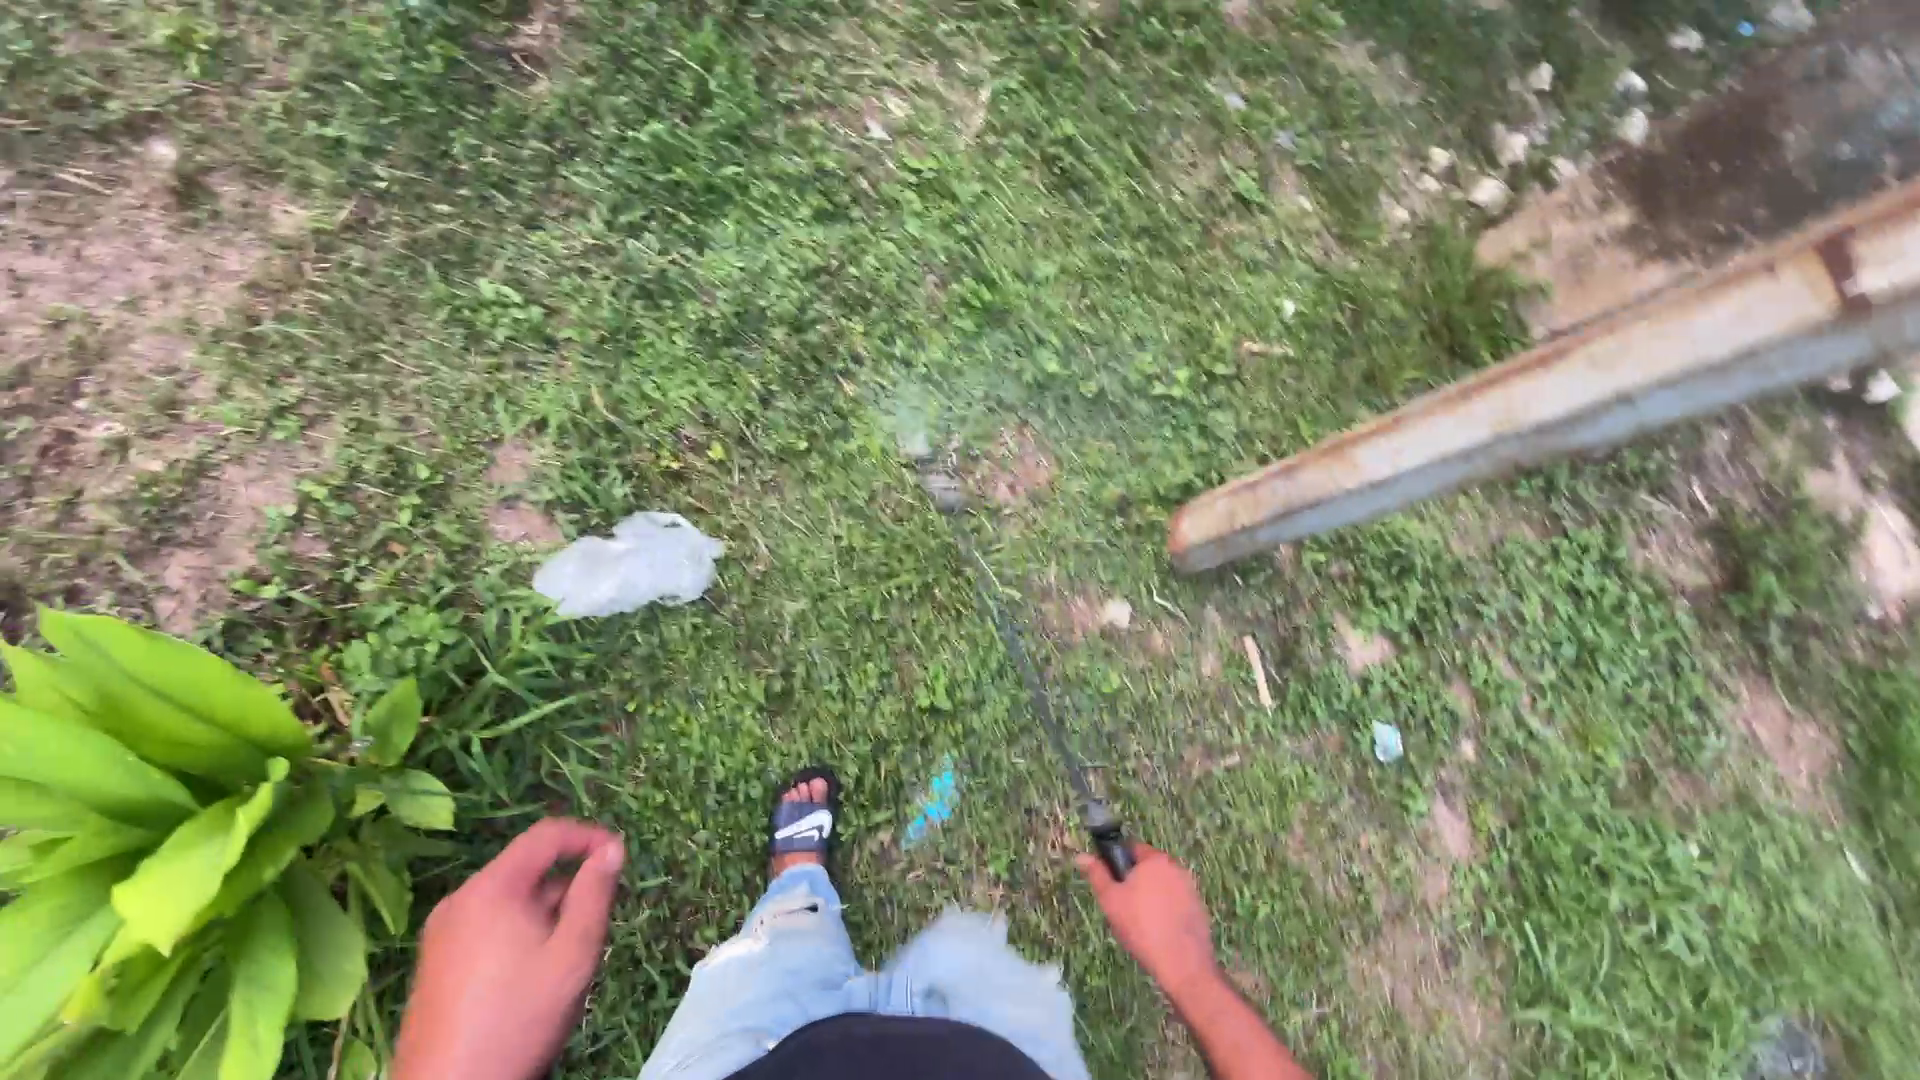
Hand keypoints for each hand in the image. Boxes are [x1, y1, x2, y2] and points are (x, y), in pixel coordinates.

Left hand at [393, 818, 624, 1079]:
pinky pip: (488, 924)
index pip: (547, 834)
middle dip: (567, 886)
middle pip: (528, 869)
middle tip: (594, 925)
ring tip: (565, 958)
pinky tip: (531, 975)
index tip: (619, 857)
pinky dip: (519, 931)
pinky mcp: (436, 960)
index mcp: (492, 888)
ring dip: (545, 912)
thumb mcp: (573, 952)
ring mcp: (442, 931)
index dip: (589, 837)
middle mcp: (460, 899)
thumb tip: (612, 848)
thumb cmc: (519, 1016)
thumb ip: (595, 893)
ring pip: (510, 900)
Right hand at [1075, 843, 1217, 994]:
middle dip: (1135, 882)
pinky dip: (1166, 912)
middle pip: (1148, 868)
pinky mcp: (1199, 909)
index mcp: (1155, 859)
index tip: (1112, 884)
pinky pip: (1175, 903)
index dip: (1118, 863)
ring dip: (1150, 897)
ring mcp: (1191, 889)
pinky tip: (1158, 932)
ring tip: (1140, 924)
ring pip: (1162, 887)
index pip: (1132, 848)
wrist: (1181, 963)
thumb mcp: (1110, 899)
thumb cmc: (1140, 926)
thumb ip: (1096, 874)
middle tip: (1122, 906)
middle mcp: (1176, 867)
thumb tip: (1082, 856)